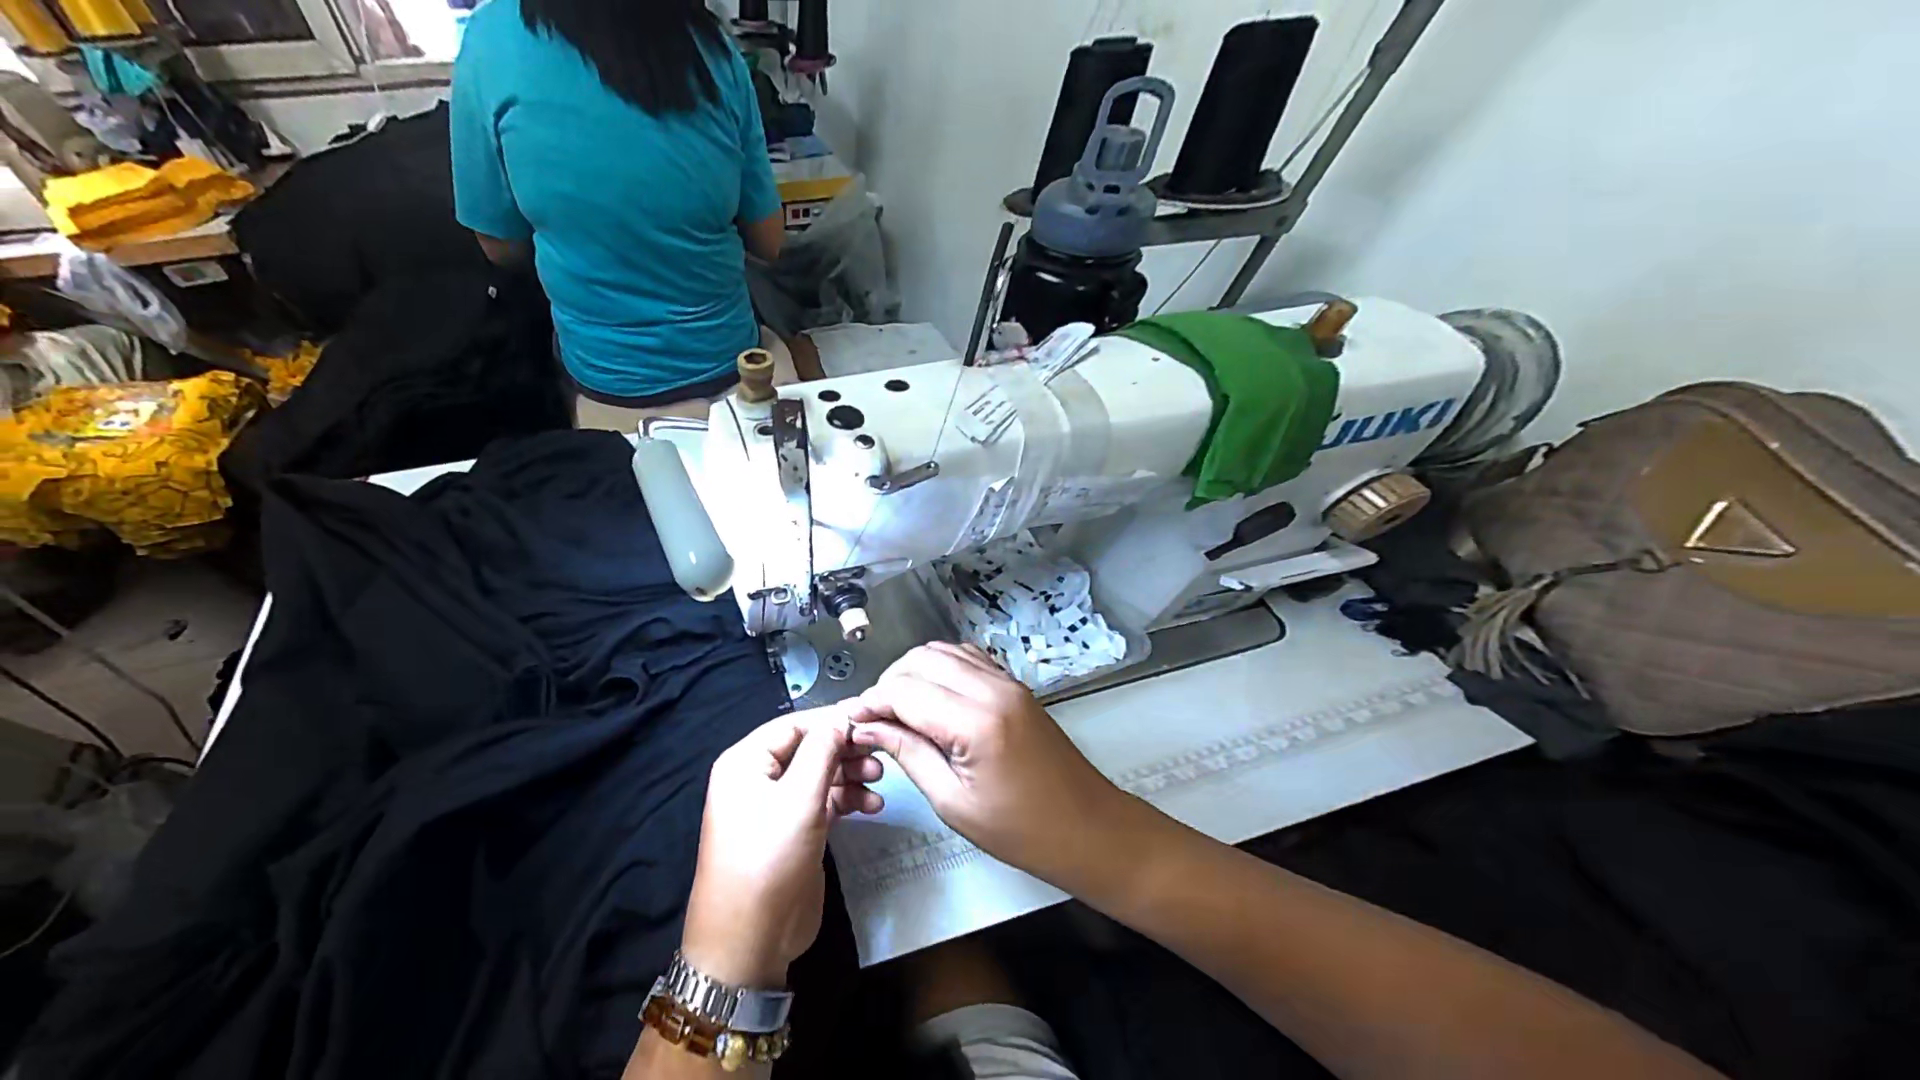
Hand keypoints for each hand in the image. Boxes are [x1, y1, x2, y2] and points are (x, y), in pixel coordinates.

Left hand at [681, 707, 883, 987]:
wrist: (749, 942)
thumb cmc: (768, 862)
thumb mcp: (798, 800)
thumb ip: (822, 752)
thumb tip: (840, 718)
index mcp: (745, 763)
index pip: (794, 725)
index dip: (832, 721)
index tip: (871, 719)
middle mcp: (759, 778)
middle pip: (810, 748)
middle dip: (845, 750)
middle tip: (880, 754)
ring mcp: (777, 806)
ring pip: (821, 774)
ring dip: (851, 775)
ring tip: (880, 781)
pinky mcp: (795, 830)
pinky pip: (825, 801)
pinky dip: (849, 799)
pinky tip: (873, 806)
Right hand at [846, 643, 1143, 891]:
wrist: (1087, 827)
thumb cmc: (1023, 830)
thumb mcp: (953, 802)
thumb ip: (908, 754)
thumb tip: (870, 727)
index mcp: (978, 721)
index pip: (905, 690)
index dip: (871, 702)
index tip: (853, 721)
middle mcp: (994, 689)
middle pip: (921, 660)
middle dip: (888, 683)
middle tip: (874, 719)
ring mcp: (1008, 682)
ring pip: (943, 651)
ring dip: (913, 673)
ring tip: (898, 711)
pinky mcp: (1015, 685)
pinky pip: (968, 658)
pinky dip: (941, 669)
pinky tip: (931, 700)